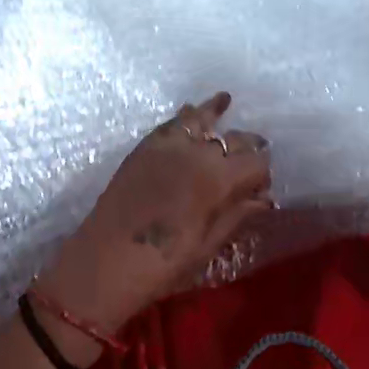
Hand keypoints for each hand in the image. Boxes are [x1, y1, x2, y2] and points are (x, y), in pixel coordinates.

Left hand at [40, 93, 270, 332]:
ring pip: (200, 118)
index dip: (263, 174)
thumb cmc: (162, 265)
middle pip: (233, 139)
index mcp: (218, 179)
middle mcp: (197, 152)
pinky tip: (191, 109)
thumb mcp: (206, 246)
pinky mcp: (145, 146)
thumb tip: (263, 201)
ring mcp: (168, 145)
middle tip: (251, 157)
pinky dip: (184, 115)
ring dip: (215, 115)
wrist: (104, 263)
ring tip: (225, 103)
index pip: (255, 163)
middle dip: (247, 147)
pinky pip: (171, 122)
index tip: (262, 188)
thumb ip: (236, 215)